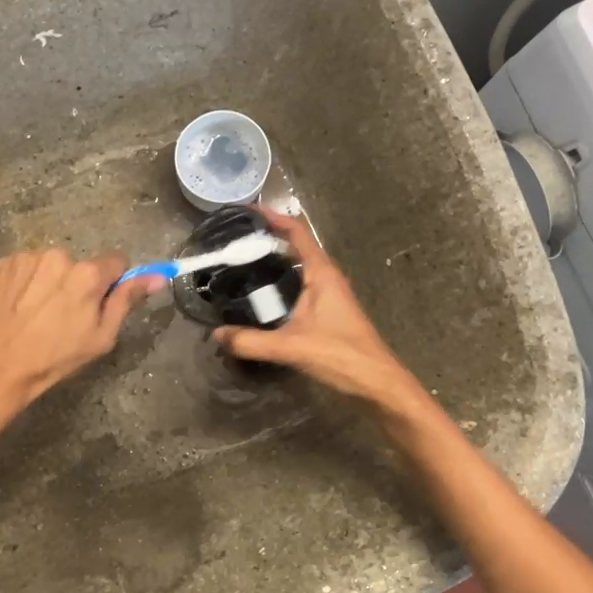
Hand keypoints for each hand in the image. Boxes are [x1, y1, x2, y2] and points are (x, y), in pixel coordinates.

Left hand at [0, 248, 162, 412]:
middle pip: (82, 264)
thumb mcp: (101, 336)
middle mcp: (58, 256)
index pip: (117, 261)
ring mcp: (28, 258)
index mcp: (87, 273)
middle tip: (66, 317)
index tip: (101, 302)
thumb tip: (158, 277)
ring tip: (40, 314)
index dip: (113, 282)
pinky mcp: (4, 264)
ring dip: (52, 282)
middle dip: (79, 284)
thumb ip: (128, 300)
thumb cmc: (56, 357)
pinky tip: (22, 307)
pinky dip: (29, 282)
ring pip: (53, 265)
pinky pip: (28, 267)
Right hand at [213, 211, 415, 401]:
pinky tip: (261, 295)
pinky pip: (300, 284)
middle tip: (234, 240)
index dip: (273, 217)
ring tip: (241, 262)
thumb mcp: (290, 348)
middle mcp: (326, 276)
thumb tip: (216, 335)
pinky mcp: (328, 309)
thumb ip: (250, 342)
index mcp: (321, 272)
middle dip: (267, 238)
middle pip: (295, 245)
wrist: (376, 381)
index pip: (297, 232)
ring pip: (298, 266)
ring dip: (274, 260)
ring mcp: (329, 292)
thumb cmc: (340, 355)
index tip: (246, 210)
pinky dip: (280, 281)